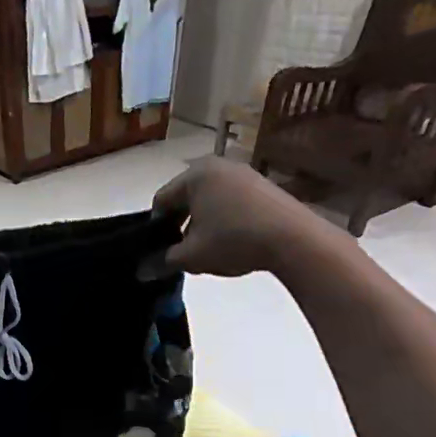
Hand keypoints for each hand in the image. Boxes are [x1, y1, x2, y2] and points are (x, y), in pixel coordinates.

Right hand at [151, 158, 342, 278]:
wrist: (293, 239)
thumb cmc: (234, 241)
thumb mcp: (193, 256)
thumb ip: (164, 262)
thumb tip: (142, 271)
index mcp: (194, 175)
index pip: (161, 200)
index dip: (155, 228)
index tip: (160, 251)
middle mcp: (217, 165)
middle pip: (186, 197)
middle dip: (180, 224)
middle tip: (182, 252)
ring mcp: (243, 172)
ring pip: (209, 199)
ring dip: (202, 223)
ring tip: (209, 249)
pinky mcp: (262, 185)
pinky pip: (230, 200)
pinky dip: (224, 218)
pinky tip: (232, 241)